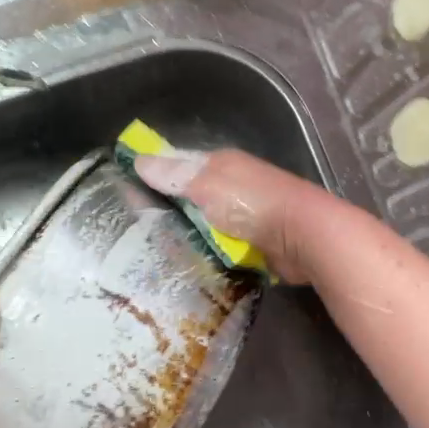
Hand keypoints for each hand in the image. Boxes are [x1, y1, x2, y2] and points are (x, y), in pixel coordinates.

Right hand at [130, 148, 338, 283]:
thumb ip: (174, 176)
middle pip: (190, 198)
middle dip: (167, 212)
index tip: (125, 191)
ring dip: (187, 238)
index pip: (178, 164)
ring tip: (154, 254)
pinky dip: (207, 255)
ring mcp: (244, 216)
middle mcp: (232, 186)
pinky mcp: (253, 243)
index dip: (153, 174)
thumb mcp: (207, 185)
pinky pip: (220, 248)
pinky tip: (188, 266)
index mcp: (220, 164)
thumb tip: (138, 161)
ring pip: (204, 226)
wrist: (303, 236)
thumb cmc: (251, 204)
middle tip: (133, 233)